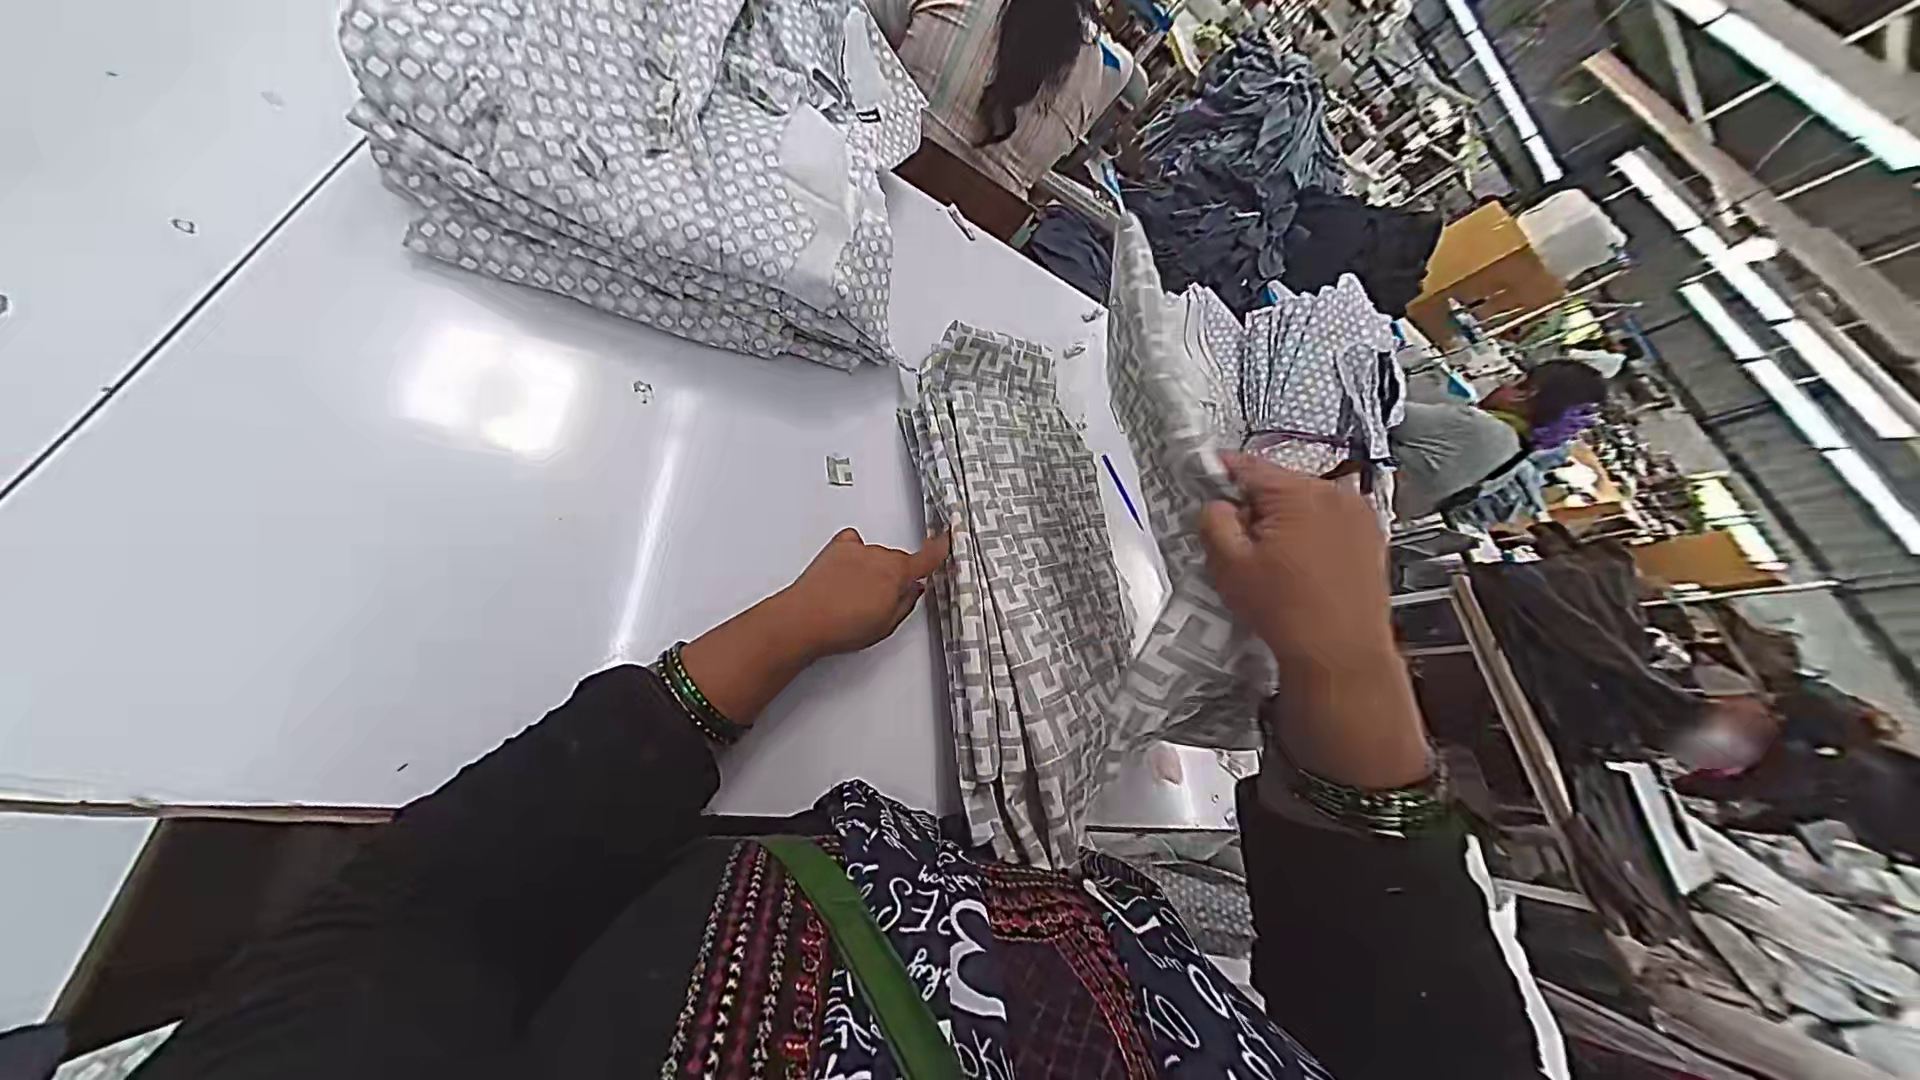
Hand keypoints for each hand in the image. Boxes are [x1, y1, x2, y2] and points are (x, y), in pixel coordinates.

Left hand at [772, 527, 950, 659]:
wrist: (804, 620)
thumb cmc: (842, 627)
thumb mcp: (886, 626)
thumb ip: (906, 603)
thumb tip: (914, 590)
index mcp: (898, 575)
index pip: (927, 558)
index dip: (940, 547)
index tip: (946, 538)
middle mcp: (881, 556)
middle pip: (898, 561)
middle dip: (894, 577)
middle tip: (878, 603)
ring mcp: (859, 550)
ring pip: (876, 554)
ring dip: (871, 569)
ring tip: (853, 595)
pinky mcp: (837, 548)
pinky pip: (853, 542)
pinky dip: (854, 552)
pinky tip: (846, 569)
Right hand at [1197, 454, 1393, 672]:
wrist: (1340, 654)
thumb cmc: (1285, 610)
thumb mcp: (1228, 565)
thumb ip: (1213, 521)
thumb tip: (1216, 504)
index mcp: (1300, 494)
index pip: (1248, 465)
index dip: (1219, 473)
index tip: (1204, 484)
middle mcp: (1337, 494)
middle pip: (1277, 483)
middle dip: (1252, 504)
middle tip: (1236, 539)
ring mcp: (1360, 515)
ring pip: (1302, 502)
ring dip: (1281, 519)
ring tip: (1268, 558)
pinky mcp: (1370, 537)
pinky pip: (1326, 520)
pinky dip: (1306, 533)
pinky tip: (1296, 565)